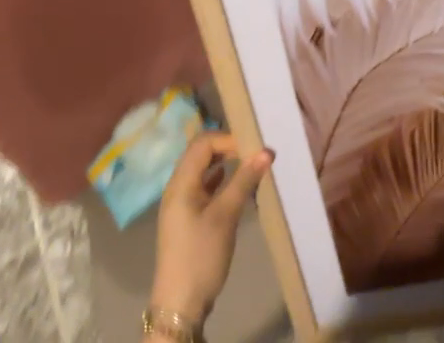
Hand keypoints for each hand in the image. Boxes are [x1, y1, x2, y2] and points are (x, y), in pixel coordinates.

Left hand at [150, 132, 272, 322]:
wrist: (180, 302)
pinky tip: (237, 189)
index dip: (228, 139)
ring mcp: (181, 204)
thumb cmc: (201, 254)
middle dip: (227, 148)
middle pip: (200, 154)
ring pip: (203, 172)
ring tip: (250, 167)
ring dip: (225, 165)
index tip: (254, 148)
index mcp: (180, 182)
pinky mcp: (188, 219)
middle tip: (255, 154)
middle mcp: (177, 187)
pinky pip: (204, 189)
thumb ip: (243, 181)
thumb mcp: (225, 216)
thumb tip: (265, 151)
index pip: (203, 143)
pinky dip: (221, 183)